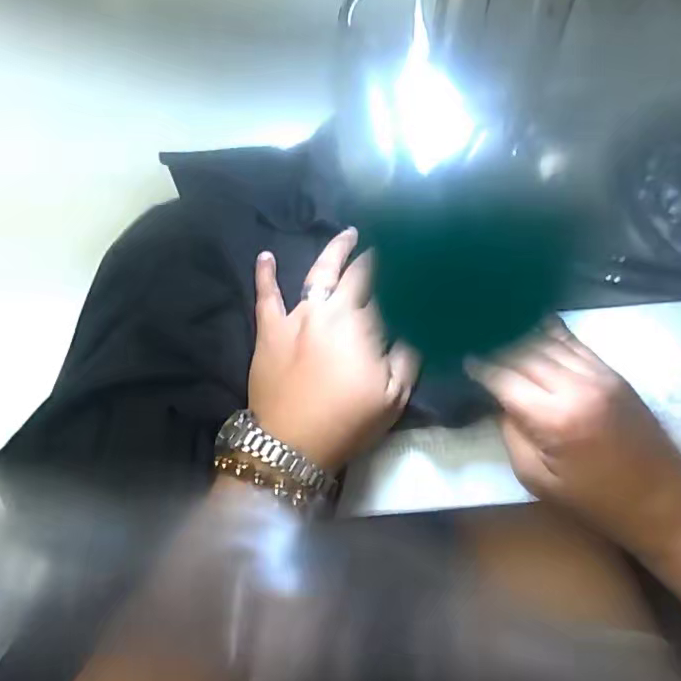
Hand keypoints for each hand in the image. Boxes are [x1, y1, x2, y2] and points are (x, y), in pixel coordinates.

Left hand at [249, 228, 419, 470]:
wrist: (290, 446)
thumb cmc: (348, 421)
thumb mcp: (394, 394)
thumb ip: (407, 355)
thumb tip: (416, 324)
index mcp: (363, 325)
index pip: (385, 289)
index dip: (398, 272)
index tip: (409, 259)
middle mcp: (331, 312)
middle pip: (353, 275)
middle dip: (370, 256)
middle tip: (382, 242)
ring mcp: (297, 318)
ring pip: (316, 275)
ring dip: (332, 253)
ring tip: (345, 235)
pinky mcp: (269, 331)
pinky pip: (265, 297)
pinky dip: (264, 274)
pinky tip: (264, 256)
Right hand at [468, 323, 680, 558]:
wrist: (663, 498)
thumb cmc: (596, 502)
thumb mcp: (540, 481)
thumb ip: (513, 435)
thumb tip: (498, 401)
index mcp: (554, 418)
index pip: (505, 378)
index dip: (480, 366)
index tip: (461, 357)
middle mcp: (576, 386)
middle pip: (525, 353)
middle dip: (496, 345)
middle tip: (474, 338)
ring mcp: (598, 375)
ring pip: (550, 341)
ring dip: (521, 332)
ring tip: (498, 325)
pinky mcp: (613, 373)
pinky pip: (576, 343)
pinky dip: (553, 332)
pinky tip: (536, 322)